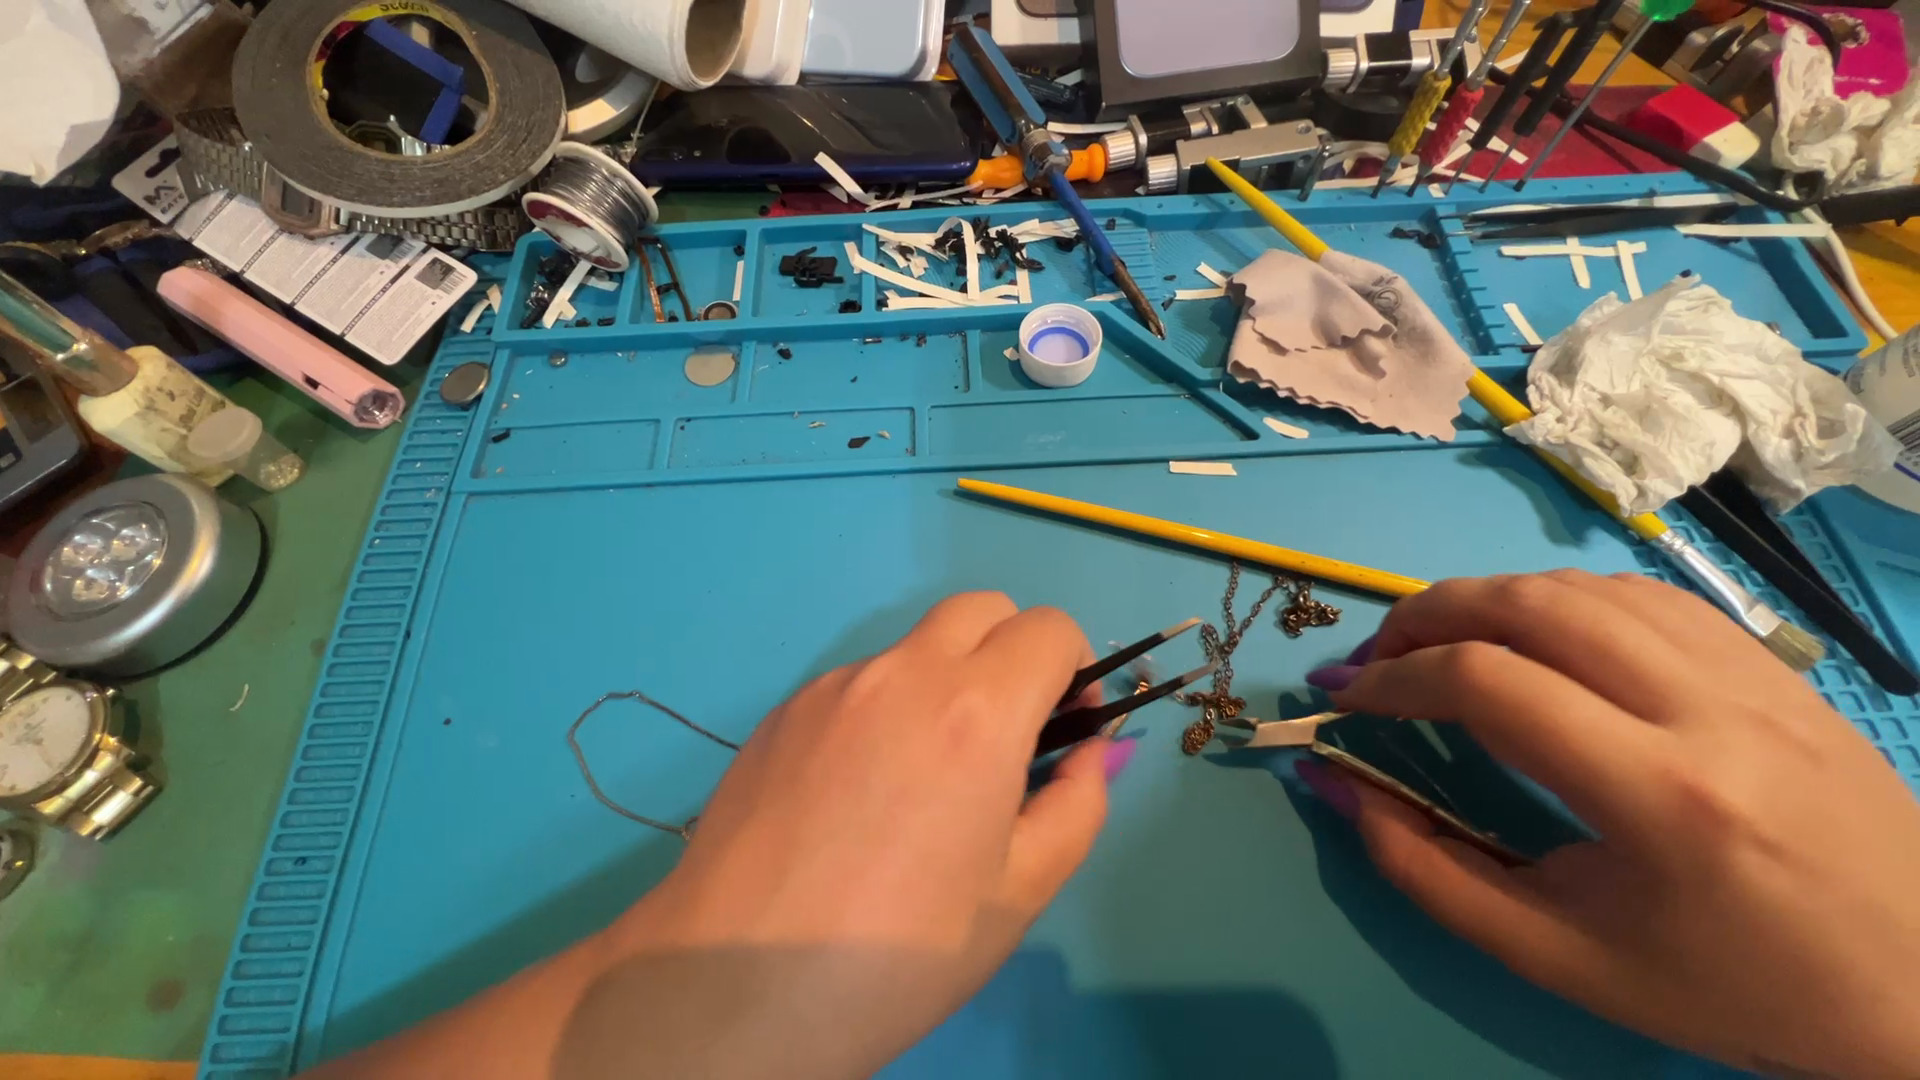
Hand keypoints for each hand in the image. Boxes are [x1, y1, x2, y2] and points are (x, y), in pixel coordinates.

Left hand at [567, 592, 1127, 1078]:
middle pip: (981, 608)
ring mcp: (834, 685)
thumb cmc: (899, 949)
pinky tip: (855, 793)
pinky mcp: (785, 709)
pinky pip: (858, 684)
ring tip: (921, 777)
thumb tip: (1092, 750)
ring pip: (916, 647)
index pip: (1048, 629)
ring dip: (945, 681)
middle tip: (1007, 732)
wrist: (735, 983)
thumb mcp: (1020, 891)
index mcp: (975, 710)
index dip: (1075, 668)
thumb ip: (1079, 803)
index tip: (1067, 724)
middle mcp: (903, 673)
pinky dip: (885, 708)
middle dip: (1014, 650)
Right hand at [1300, 570, 1919, 1078]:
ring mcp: (1750, 676)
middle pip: (1527, 604)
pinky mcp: (1771, 666)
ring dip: (1481, 599)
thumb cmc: (1732, 986)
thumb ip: (1420, 866)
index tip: (1346, 699)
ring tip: (1439, 642)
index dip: (1392, 678)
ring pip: (1577, 586)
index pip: (1488, 684)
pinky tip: (1530, 637)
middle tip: (1377, 654)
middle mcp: (1707, 710)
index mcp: (1660, 796)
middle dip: (1422, 615)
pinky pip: (1635, 594)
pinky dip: (1552, 598)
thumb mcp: (1552, 954)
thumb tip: (1329, 780)